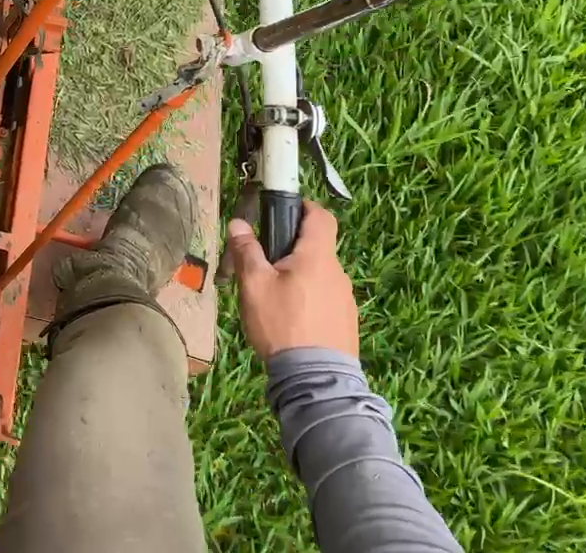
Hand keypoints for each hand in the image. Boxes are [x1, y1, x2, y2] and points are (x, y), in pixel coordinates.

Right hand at [224, 200, 358, 358]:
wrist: (316, 379)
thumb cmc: (282, 322)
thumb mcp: (254, 284)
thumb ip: (247, 250)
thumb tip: (239, 224)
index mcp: (317, 257)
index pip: (321, 217)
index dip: (305, 206)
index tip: (283, 210)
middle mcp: (337, 273)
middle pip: (316, 247)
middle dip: (290, 248)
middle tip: (262, 262)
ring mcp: (345, 299)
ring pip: (319, 274)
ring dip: (298, 275)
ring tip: (272, 296)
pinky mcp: (346, 321)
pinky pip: (325, 297)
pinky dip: (308, 297)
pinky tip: (289, 318)